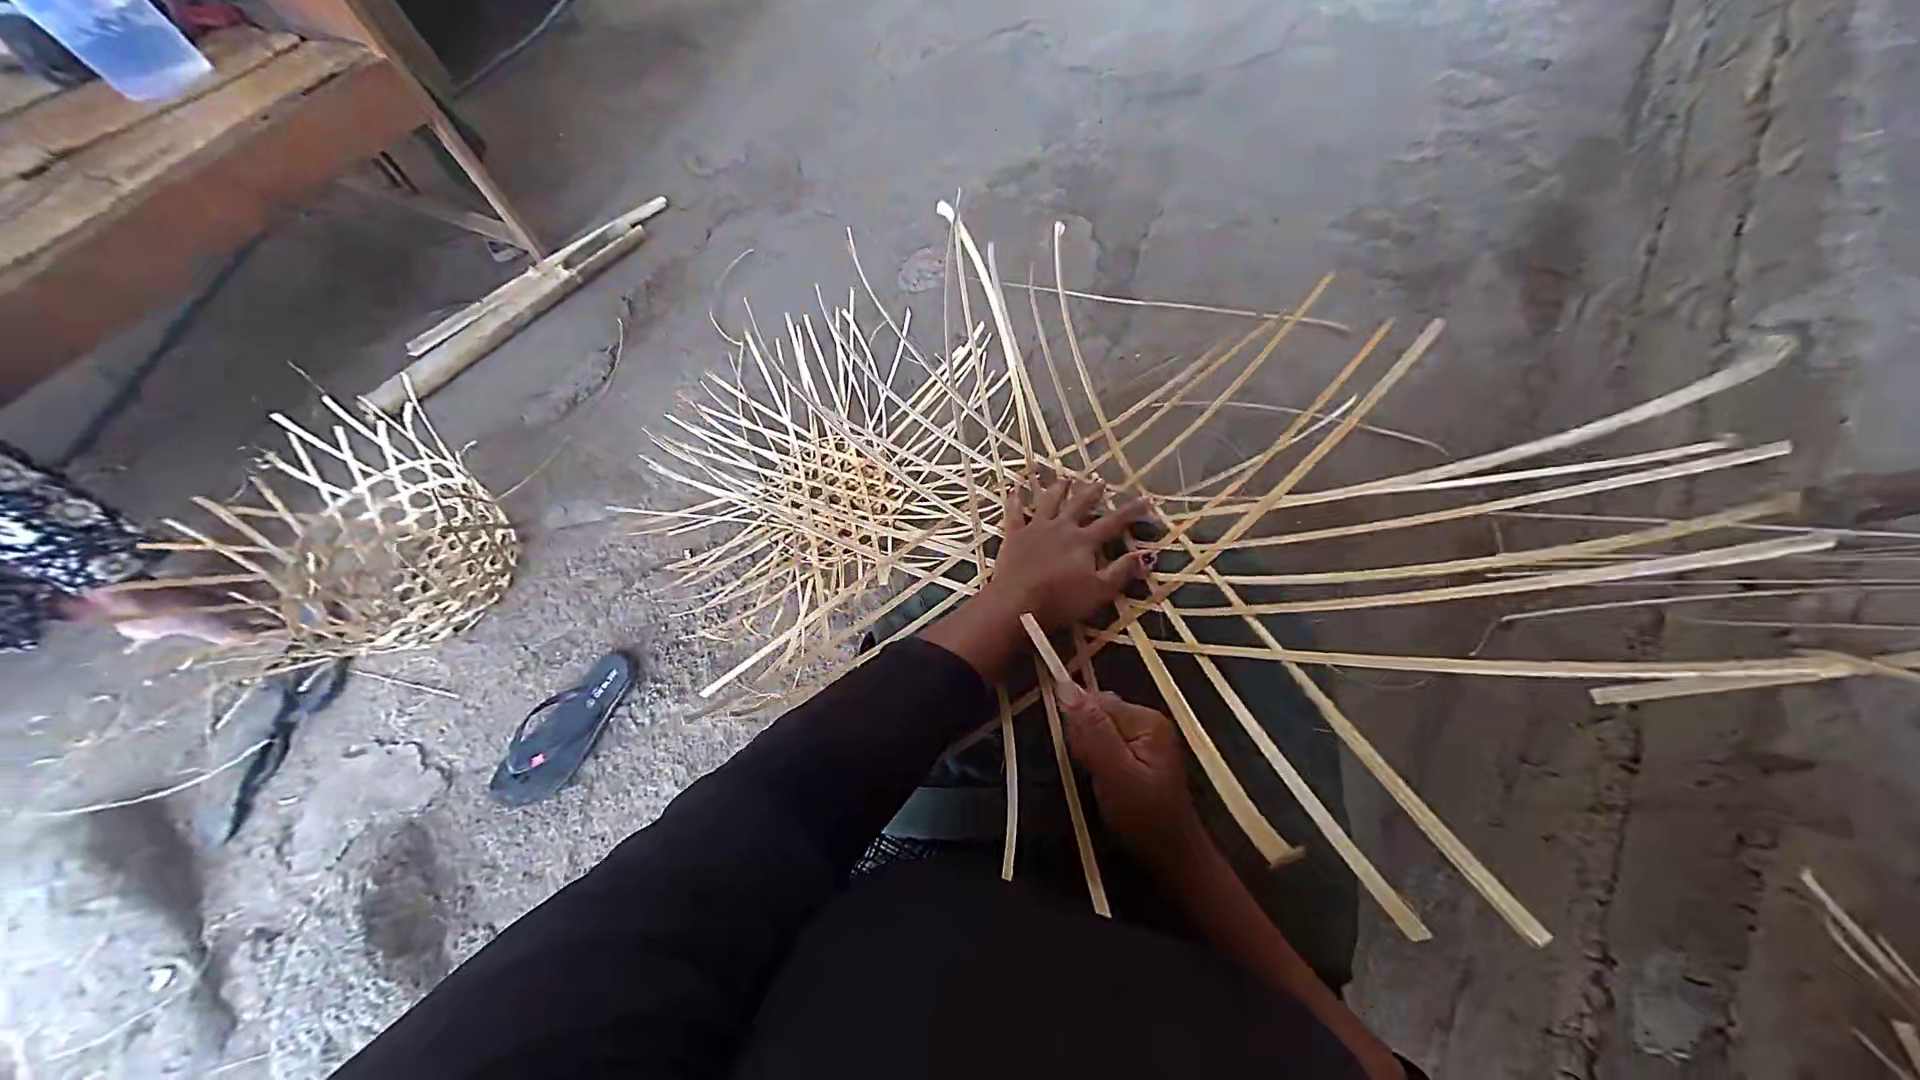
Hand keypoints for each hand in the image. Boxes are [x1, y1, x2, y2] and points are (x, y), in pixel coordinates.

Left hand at [984, 476, 1153, 630]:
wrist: (1017, 603)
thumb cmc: (1061, 600)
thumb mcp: (1099, 591)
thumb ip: (1122, 571)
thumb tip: (1145, 555)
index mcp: (1084, 541)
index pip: (1112, 523)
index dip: (1130, 512)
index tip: (1145, 500)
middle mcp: (1061, 527)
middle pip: (1079, 505)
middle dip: (1092, 493)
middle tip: (1100, 482)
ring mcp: (1035, 528)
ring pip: (1048, 502)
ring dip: (1058, 489)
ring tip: (1065, 479)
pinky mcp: (1014, 535)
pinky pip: (1014, 512)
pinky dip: (1015, 498)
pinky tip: (1015, 487)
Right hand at [1059, 685, 1205, 867]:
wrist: (1171, 857)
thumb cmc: (1146, 819)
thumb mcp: (1115, 774)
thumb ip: (1092, 730)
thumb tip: (1065, 687)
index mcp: (1146, 719)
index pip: (1094, 701)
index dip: (1080, 728)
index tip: (1085, 757)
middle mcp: (1146, 720)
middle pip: (1095, 711)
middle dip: (1084, 740)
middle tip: (1096, 772)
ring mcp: (1142, 737)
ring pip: (1096, 728)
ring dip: (1089, 751)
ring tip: (1101, 779)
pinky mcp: (1135, 752)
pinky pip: (1103, 743)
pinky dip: (1096, 760)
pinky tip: (1104, 780)